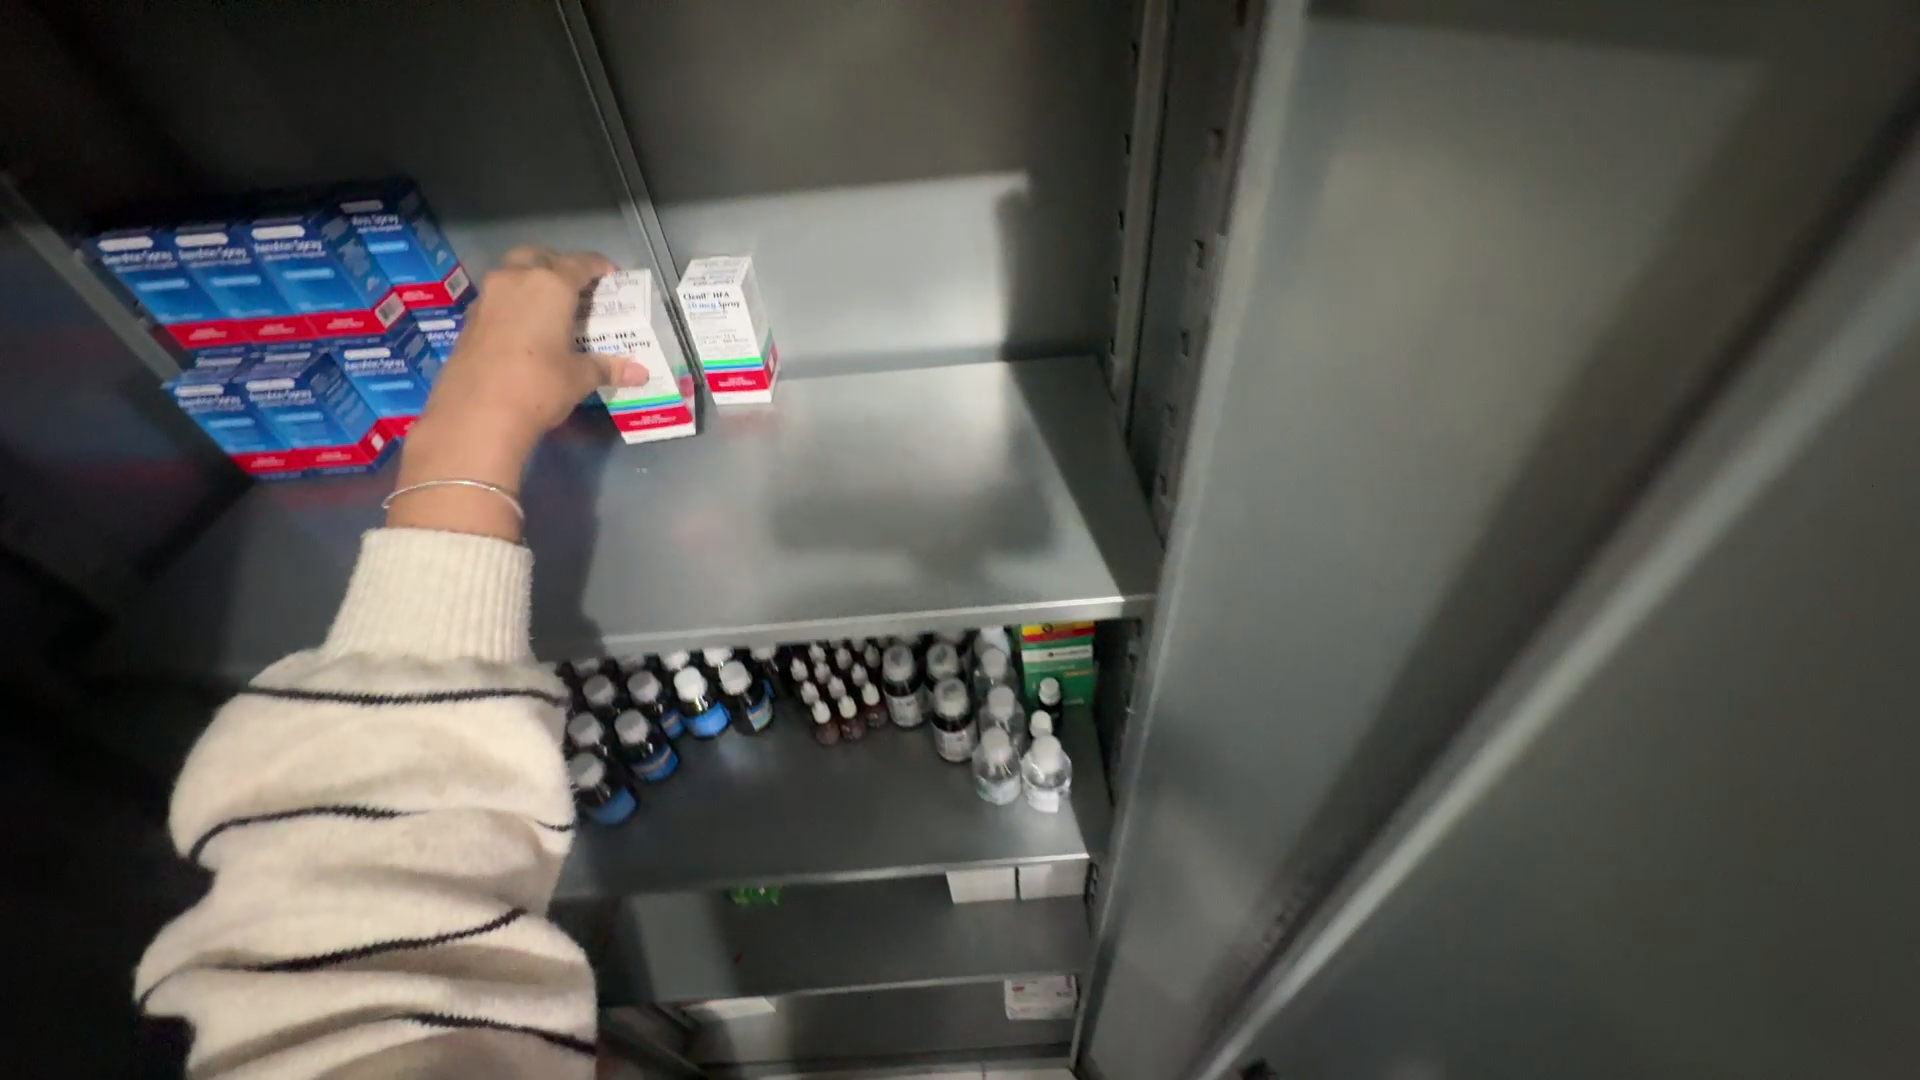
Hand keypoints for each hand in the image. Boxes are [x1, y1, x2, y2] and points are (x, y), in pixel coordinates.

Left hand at [385, 246, 645, 540]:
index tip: (611, 274)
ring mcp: (488, 298)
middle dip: (558, 264)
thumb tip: (640, 373)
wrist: (477, 412)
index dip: (598, 266)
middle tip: (577, 285)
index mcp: (550, 286)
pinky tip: (527, 328)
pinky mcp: (470, 319)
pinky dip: (516, 303)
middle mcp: (516, 280)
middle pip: (538, 257)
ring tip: (553, 306)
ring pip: (512, 274)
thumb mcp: (580, 378)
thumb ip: (608, 368)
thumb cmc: (539, 385)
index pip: (579, 263)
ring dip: (532, 281)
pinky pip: (499, 298)